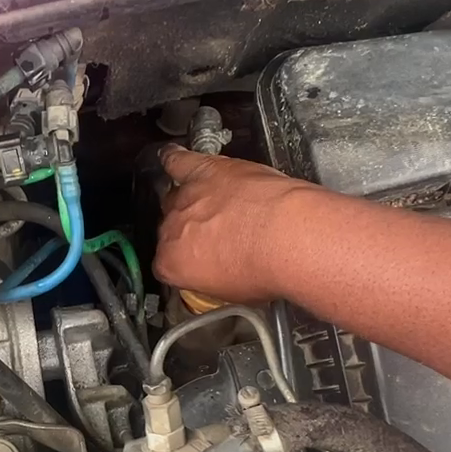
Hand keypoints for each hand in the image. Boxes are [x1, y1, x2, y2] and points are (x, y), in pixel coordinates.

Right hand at [155, 146, 326, 303]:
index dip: (183, 262)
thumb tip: (221, 275)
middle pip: (169, 227)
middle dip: (189, 232)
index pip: (165, 263)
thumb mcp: (232, 293)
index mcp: (172, 263)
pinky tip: (171, 157)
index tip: (199, 263)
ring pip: (176, 196)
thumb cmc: (262, 267)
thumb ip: (213, 279)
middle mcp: (171, 228)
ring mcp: (188, 197)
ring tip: (210, 208)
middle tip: (216, 237)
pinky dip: (174, 158)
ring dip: (191, 202)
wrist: (285, 238)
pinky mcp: (206, 171)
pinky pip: (179, 161)